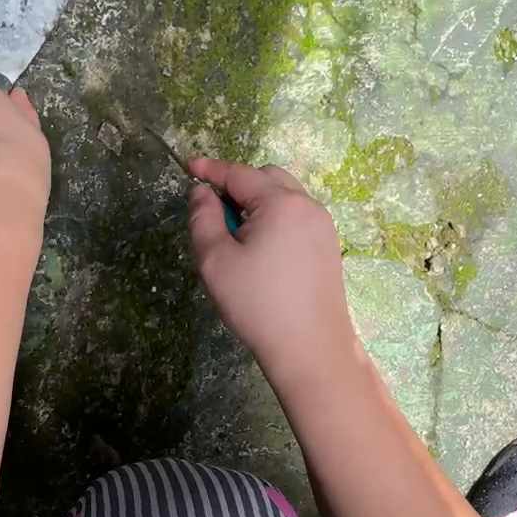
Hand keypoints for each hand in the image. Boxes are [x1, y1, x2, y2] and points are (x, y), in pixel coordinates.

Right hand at [186, 158, 359, 381]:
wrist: (310, 349)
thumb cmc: (257, 305)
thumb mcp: (216, 261)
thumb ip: (203, 219)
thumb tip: (202, 193)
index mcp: (282, 203)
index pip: (240, 174)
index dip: (210, 169)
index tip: (188, 167)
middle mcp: (308, 206)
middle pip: (268, 178)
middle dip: (238, 185)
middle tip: (214, 212)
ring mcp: (323, 228)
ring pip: (285, 198)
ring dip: (258, 204)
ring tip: (236, 237)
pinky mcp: (328, 249)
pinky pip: (297, 219)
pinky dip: (275, 221)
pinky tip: (261, 253)